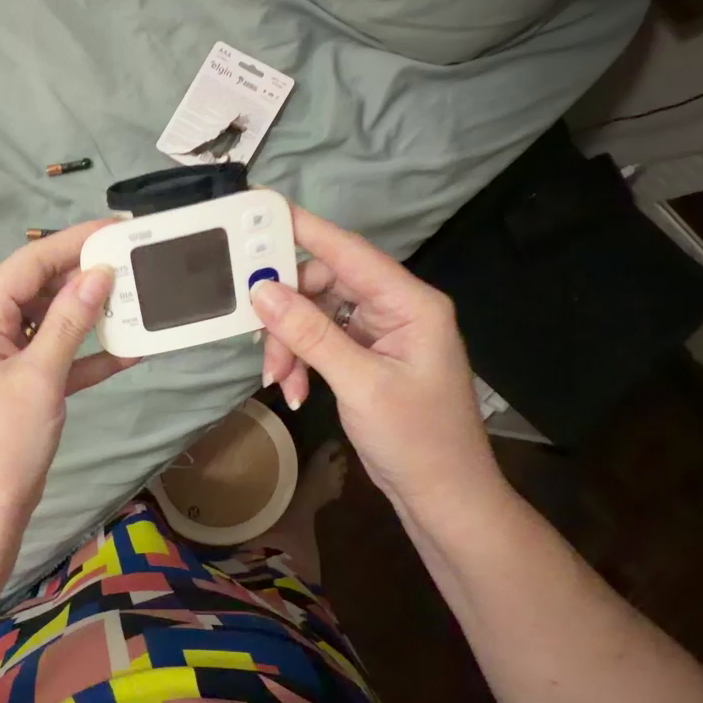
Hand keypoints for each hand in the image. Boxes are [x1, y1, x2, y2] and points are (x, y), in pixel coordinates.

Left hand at [0, 221, 137, 535]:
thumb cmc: (2, 443)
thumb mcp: (40, 377)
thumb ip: (70, 322)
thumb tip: (98, 273)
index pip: (27, 263)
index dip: (73, 242)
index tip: (118, 228)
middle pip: (38, 290)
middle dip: (85, 277)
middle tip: (135, 262)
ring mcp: (2, 364)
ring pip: (50, 325)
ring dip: (90, 316)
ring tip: (138, 299)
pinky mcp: (19, 392)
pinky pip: (56, 361)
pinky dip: (87, 356)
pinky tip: (129, 351)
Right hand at [253, 205, 501, 510]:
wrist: (443, 495)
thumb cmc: (416, 438)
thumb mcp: (360, 383)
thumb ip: (311, 334)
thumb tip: (262, 291)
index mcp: (409, 303)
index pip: (348, 252)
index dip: (304, 228)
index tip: (259, 208)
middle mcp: (395, 308)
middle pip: (324, 284)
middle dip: (287, 314)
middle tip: (262, 343)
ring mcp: (380, 332)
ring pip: (316, 315)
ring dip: (290, 345)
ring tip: (279, 381)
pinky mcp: (366, 356)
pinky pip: (321, 341)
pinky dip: (301, 362)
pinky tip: (293, 390)